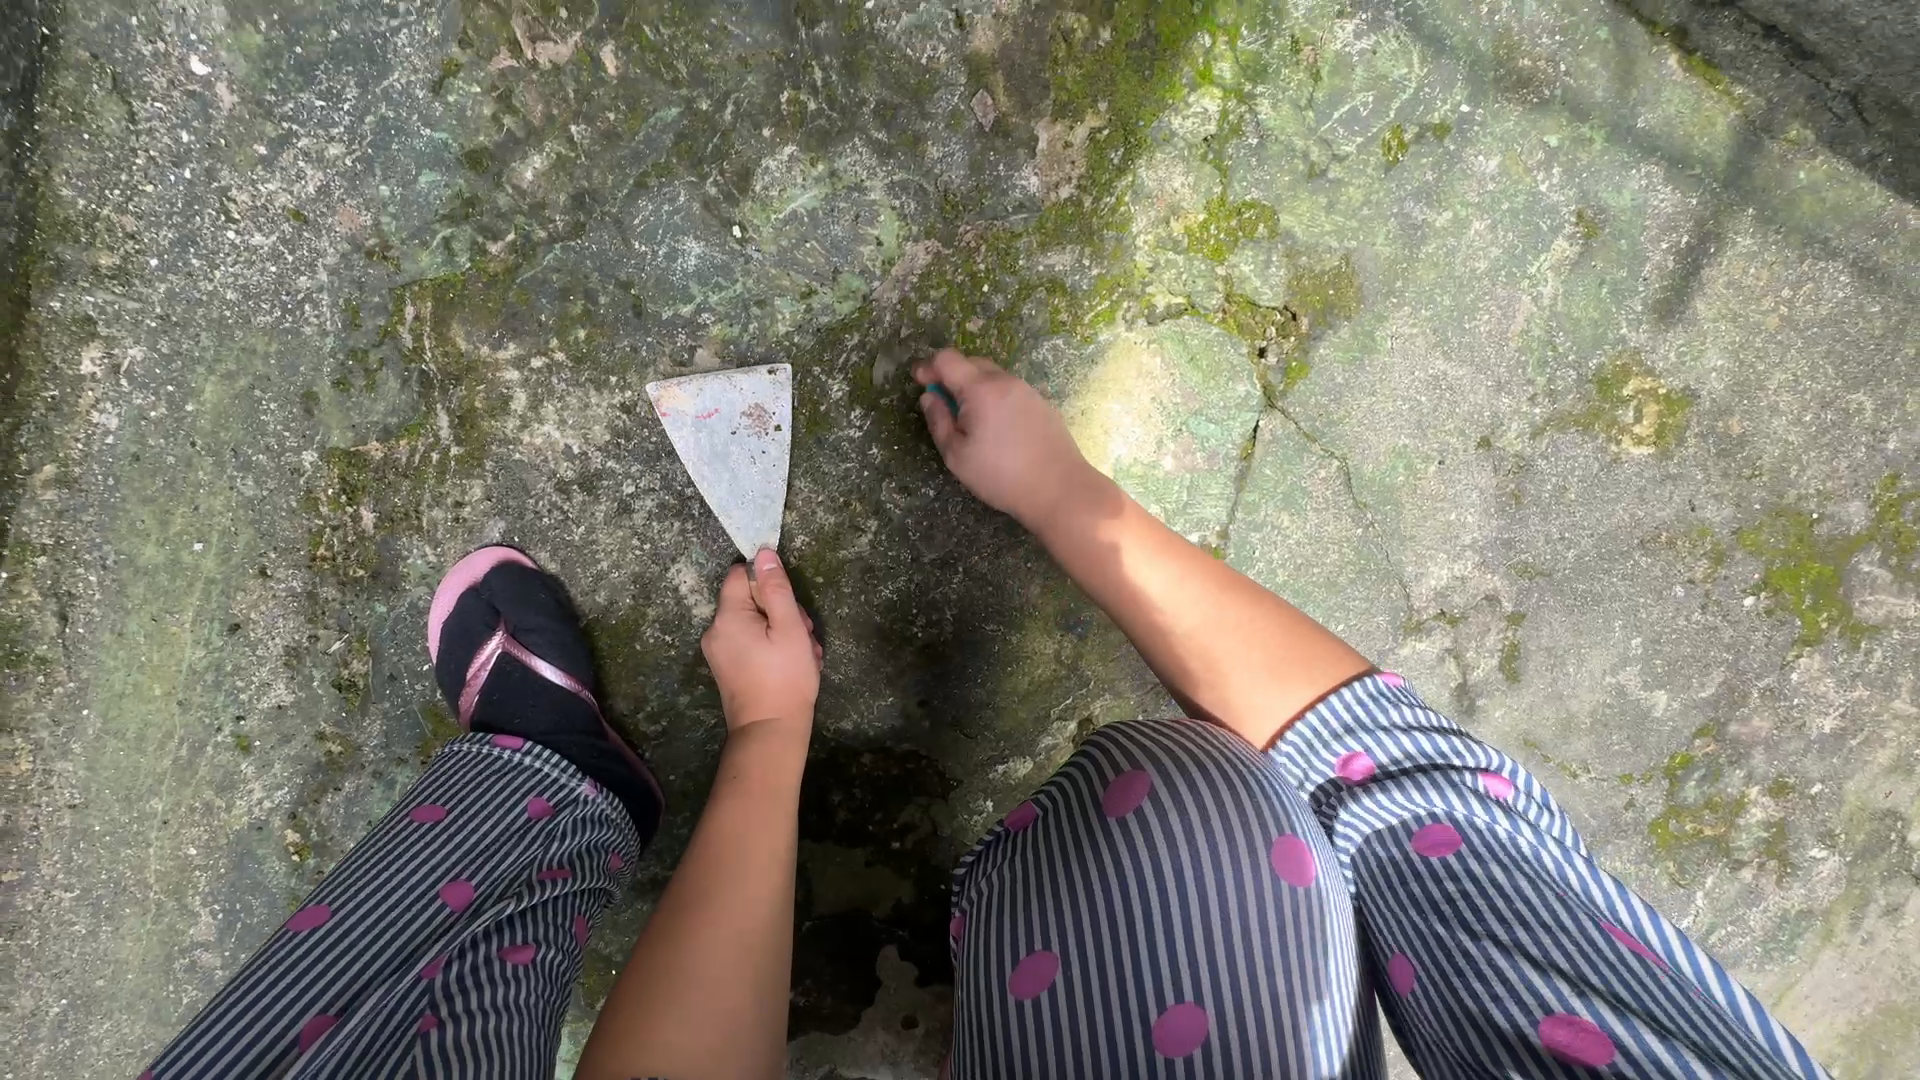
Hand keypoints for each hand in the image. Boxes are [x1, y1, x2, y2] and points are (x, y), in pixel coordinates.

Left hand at [701, 548, 822, 734]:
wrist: (770, 731)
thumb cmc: (784, 677)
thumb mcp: (790, 627)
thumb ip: (777, 588)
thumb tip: (764, 553)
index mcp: (727, 616)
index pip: (741, 574)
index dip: (767, 582)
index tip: (789, 603)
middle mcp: (715, 630)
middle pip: (750, 600)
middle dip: (781, 610)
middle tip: (803, 633)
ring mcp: (719, 651)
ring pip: (755, 622)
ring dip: (782, 630)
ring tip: (804, 653)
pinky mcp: (727, 668)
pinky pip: (751, 643)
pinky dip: (773, 646)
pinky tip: (793, 663)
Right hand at [913, 349, 1101, 528]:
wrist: (1059, 489)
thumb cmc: (1001, 476)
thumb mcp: (957, 455)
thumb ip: (938, 421)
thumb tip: (929, 397)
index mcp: (981, 389)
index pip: (947, 359)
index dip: (928, 367)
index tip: (919, 382)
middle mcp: (1005, 381)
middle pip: (971, 363)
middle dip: (951, 376)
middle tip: (943, 404)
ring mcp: (1027, 391)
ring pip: (993, 377)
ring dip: (974, 388)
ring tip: (971, 421)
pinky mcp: (1042, 404)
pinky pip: (1010, 391)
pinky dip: (994, 398)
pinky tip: (997, 429)